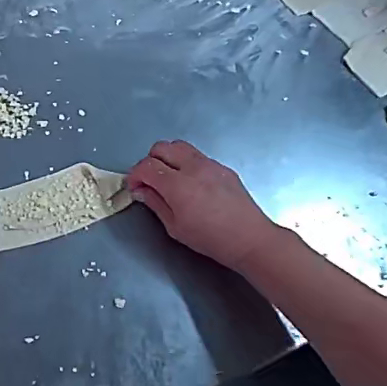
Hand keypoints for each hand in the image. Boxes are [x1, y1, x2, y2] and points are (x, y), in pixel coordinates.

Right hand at [126, 141, 298, 270]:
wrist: (251, 239)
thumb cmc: (212, 239)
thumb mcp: (175, 227)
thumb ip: (155, 203)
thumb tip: (141, 190)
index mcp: (178, 185)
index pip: (146, 166)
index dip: (135, 175)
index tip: (135, 186)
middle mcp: (193, 168)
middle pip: (161, 148)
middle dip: (149, 161)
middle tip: (150, 180)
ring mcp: (210, 164)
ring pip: (179, 146)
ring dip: (168, 158)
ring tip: (169, 177)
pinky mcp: (223, 167)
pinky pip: (197, 156)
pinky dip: (186, 163)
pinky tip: (191, 183)